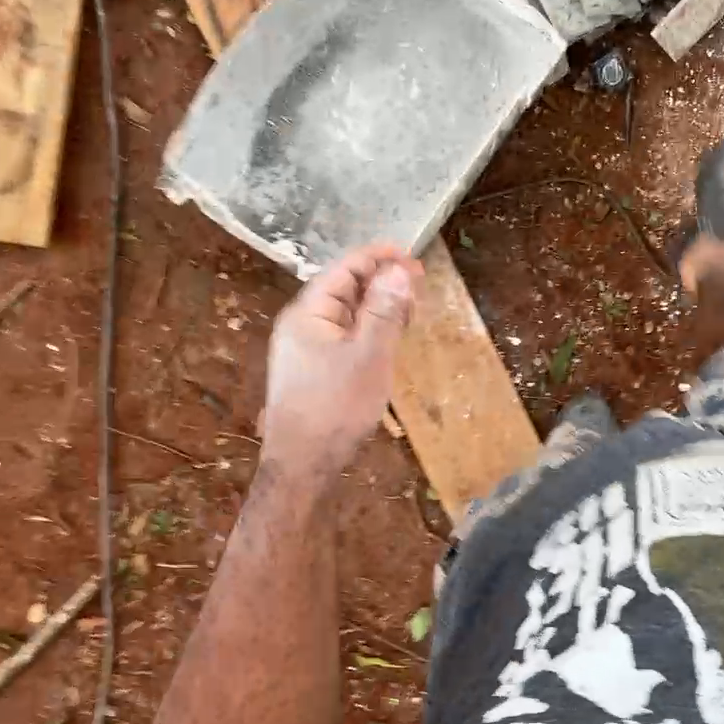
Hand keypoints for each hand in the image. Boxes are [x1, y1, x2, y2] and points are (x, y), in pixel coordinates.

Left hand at [261, 243, 422, 472]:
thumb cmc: (336, 407)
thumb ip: (384, 311)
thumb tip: (399, 270)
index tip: (414, 259)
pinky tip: (390, 337)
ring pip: (348, 311)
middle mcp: (303, 324)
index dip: (379, 258)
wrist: (304, 464)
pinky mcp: (316, 367)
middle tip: (420, 288)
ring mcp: (307, 347)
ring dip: (379, 305)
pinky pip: (346, 333)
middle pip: (345, 287)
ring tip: (411, 312)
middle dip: (382, 281)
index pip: (345, 269)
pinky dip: (370, 327)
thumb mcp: (369, 356)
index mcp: (308, 314)